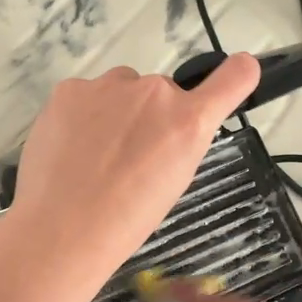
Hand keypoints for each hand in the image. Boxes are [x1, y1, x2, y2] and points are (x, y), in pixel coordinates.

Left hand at [9, 56, 259, 268]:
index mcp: (189, 121)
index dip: (238, 73)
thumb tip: (166, 127)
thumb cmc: (126, 220)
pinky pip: (84, 95)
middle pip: (160, 92)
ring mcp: (109, 86)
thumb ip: (179, 141)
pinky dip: (80, 115)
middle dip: (149, 115)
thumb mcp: (173, 182)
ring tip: (93, 156)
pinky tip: (69, 148)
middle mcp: (155, 92)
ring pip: (120, 90)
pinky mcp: (70, 89)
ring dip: (114, 111)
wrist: (63, 228)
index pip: (234, 77)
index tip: (236, 73)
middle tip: (127, 156)